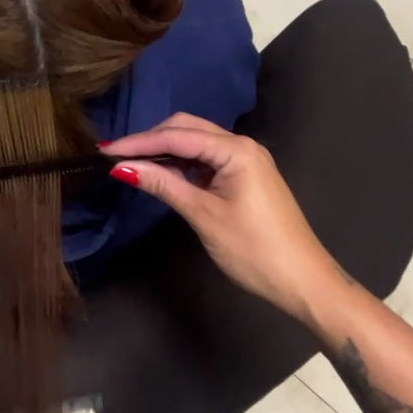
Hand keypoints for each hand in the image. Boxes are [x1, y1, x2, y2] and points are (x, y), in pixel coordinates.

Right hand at [104, 113, 345, 322]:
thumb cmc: (255, 251)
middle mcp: (242, 145)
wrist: (306, 284)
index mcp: (236, 150)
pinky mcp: (246, 175)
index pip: (176, 137)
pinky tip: (164, 175)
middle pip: (186, 129)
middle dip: (151, 140)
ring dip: (165, 150)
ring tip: (134, 164)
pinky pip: (207, 158)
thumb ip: (164, 185)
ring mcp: (247, 160)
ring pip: (196, 142)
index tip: (106, 151)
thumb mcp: (204, 216)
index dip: (138, 142)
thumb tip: (122, 168)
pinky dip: (182, 163)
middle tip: (117, 156)